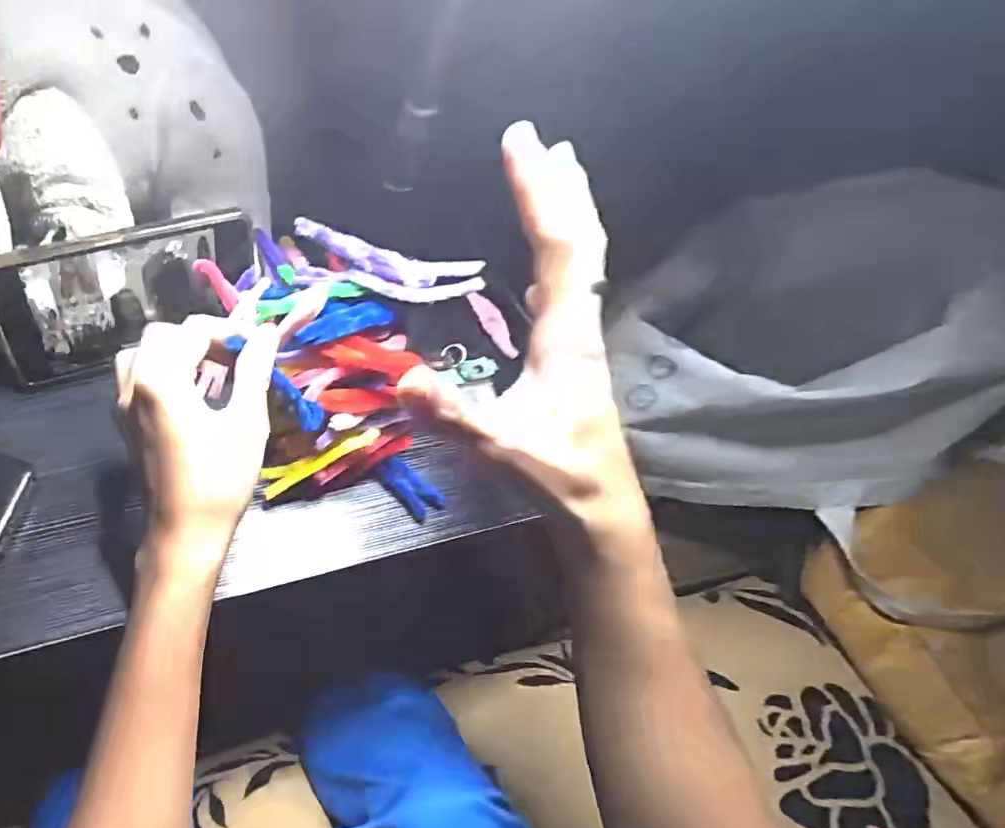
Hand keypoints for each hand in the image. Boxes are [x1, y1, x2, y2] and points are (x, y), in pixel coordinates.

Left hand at [113, 315, 281, 565]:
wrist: (184, 532)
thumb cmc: (219, 481)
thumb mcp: (246, 422)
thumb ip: (253, 370)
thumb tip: (266, 332)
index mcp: (160, 380)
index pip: (193, 331)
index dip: (228, 332)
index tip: (255, 347)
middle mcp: (133, 386)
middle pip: (161, 335)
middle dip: (198, 337)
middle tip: (233, 357)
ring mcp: (123, 407)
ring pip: (141, 354)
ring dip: (173, 352)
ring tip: (206, 371)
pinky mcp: (125, 425)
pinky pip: (135, 380)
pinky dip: (159, 372)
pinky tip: (188, 394)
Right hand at [397, 120, 648, 554]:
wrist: (600, 508)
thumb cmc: (558, 477)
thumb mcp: (500, 448)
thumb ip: (453, 415)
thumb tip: (403, 381)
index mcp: (567, 335)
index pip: (558, 247)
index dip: (539, 192)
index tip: (520, 143)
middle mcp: (580, 326)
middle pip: (579, 241)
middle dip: (558, 187)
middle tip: (539, 142)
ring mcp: (579, 342)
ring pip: (580, 263)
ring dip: (565, 217)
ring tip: (552, 180)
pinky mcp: (572, 360)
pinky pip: (568, 292)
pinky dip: (557, 261)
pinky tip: (541, 270)